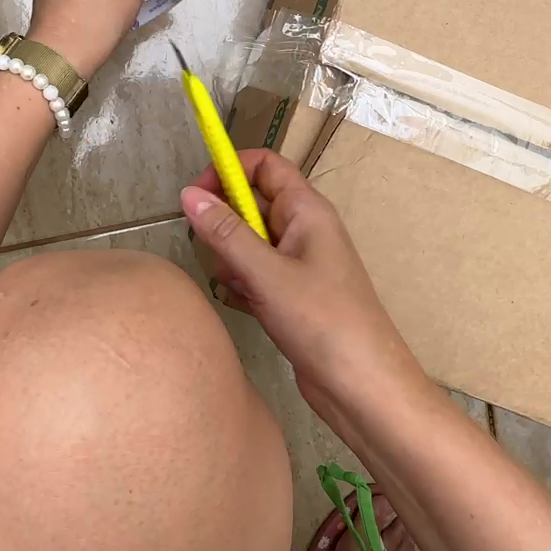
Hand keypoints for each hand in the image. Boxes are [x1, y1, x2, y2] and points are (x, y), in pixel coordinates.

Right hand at [181, 150, 426, 418]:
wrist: (362, 385)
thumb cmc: (323, 321)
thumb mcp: (267, 274)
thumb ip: (225, 233)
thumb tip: (188, 194)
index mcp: (307, 211)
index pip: (265, 166)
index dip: (229, 170)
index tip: (196, 194)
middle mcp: (304, 230)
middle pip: (252, 205)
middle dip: (225, 225)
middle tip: (214, 254)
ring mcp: (299, 264)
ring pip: (249, 244)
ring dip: (232, 261)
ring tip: (237, 289)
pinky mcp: (292, 295)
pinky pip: (255, 274)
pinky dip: (243, 286)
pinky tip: (244, 307)